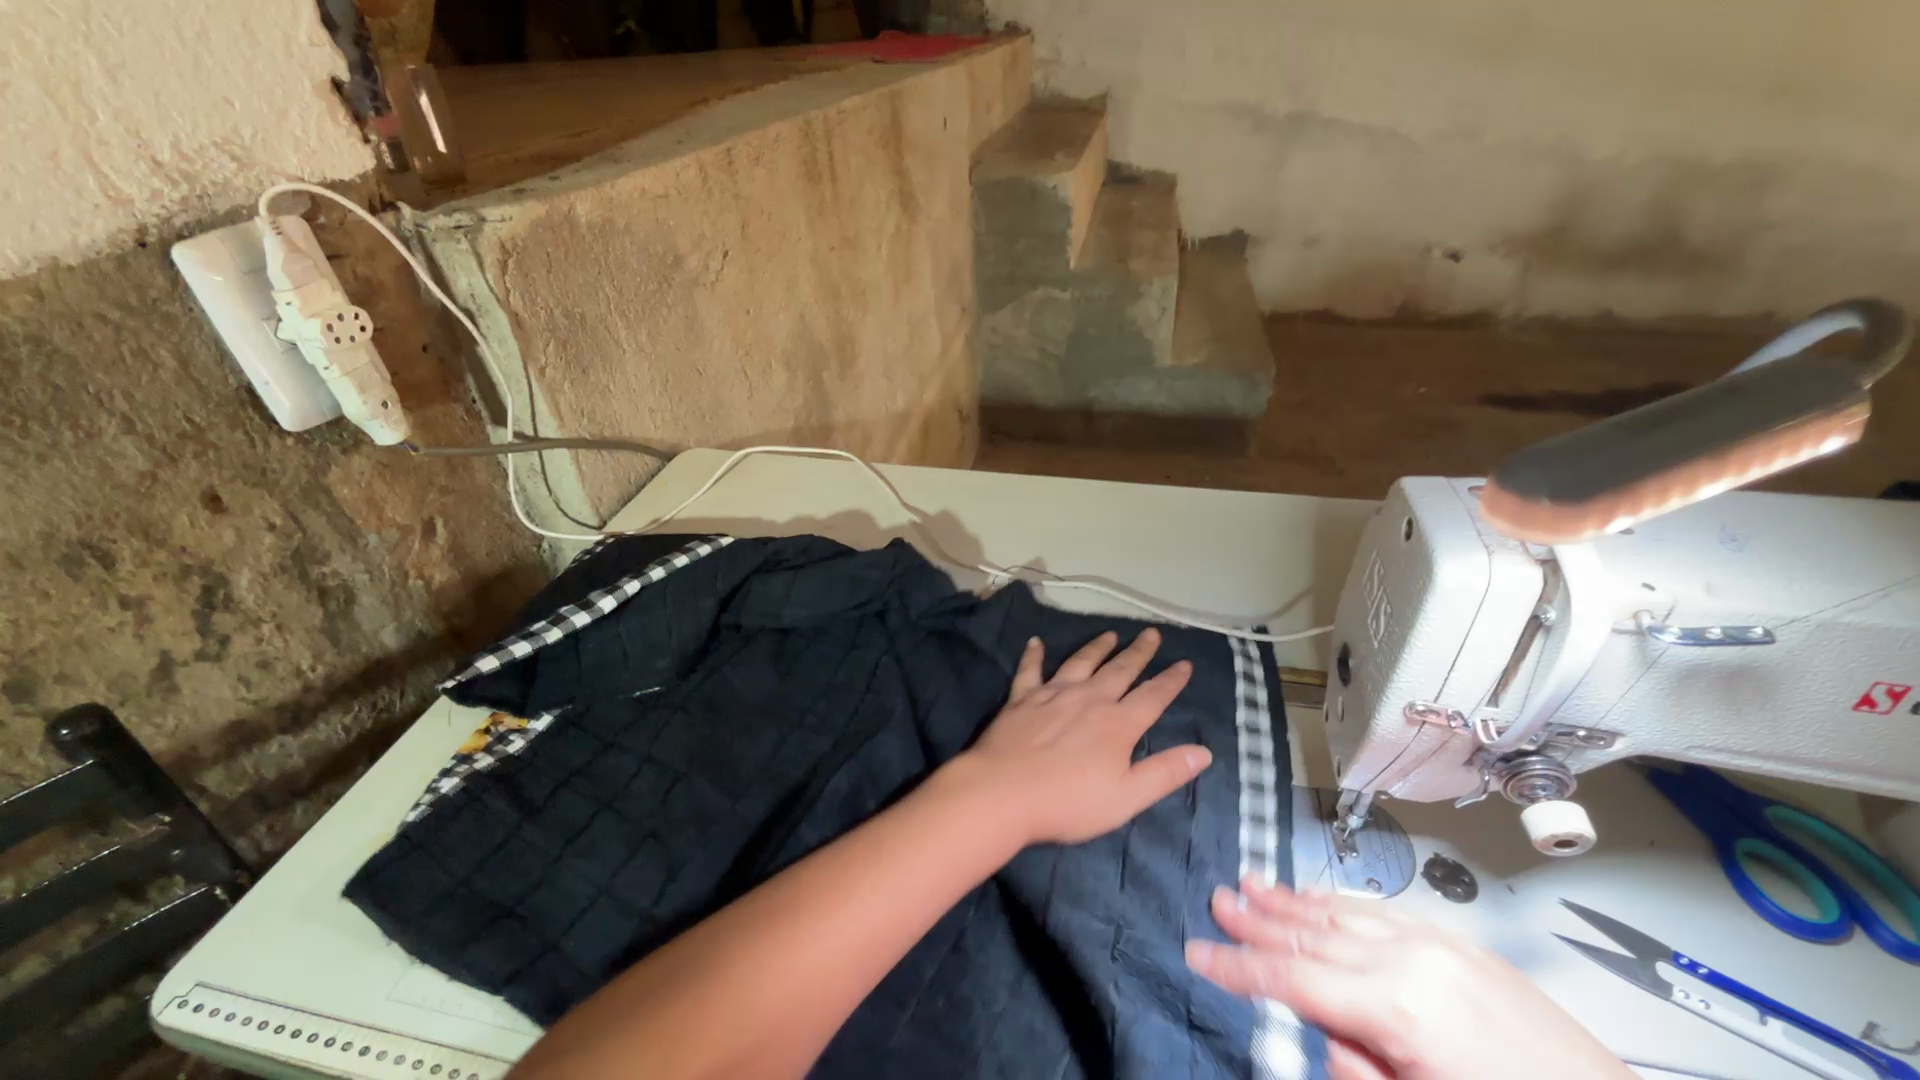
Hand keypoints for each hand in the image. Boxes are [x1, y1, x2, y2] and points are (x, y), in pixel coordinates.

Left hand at [946, 629, 1209, 846]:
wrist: (1003, 792)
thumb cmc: (1068, 802)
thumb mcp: (1127, 797)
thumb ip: (1165, 773)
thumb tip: (1204, 752)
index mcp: (1118, 724)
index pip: (1153, 696)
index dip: (1171, 680)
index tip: (1185, 664)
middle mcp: (1089, 699)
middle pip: (1120, 670)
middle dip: (1139, 652)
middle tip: (1152, 634)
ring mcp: (1053, 695)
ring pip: (1080, 662)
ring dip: (1097, 647)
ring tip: (1110, 634)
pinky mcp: (1021, 699)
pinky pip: (1030, 670)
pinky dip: (1034, 655)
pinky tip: (1036, 642)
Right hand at [1186, 880, 1634, 1079]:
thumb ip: (1356, 1066)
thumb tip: (1328, 1033)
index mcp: (1393, 1006)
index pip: (1291, 979)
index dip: (1237, 966)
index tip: (1199, 953)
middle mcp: (1411, 960)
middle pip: (1312, 934)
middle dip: (1258, 920)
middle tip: (1217, 901)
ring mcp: (1440, 946)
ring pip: (1344, 915)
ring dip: (1293, 902)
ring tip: (1253, 885)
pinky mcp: (1463, 946)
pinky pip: (1384, 914)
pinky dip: (1341, 904)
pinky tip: (1321, 898)